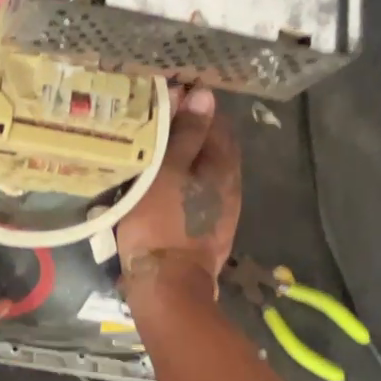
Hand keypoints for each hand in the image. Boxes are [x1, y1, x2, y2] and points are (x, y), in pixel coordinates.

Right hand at [117, 86, 242, 291]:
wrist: (167, 284)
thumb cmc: (161, 222)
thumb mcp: (166, 171)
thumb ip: (185, 134)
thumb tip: (204, 96)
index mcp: (223, 166)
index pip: (215, 122)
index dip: (192, 108)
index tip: (164, 101)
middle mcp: (229, 185)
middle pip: (210, 148)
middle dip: (186, 136)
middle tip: (153, 127)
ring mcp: (220, 211)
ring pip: (201, 174)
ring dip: (180, 163)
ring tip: (150, 157)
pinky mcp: (206, 231)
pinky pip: (193, 196)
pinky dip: (177, 186)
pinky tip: (157, 190)